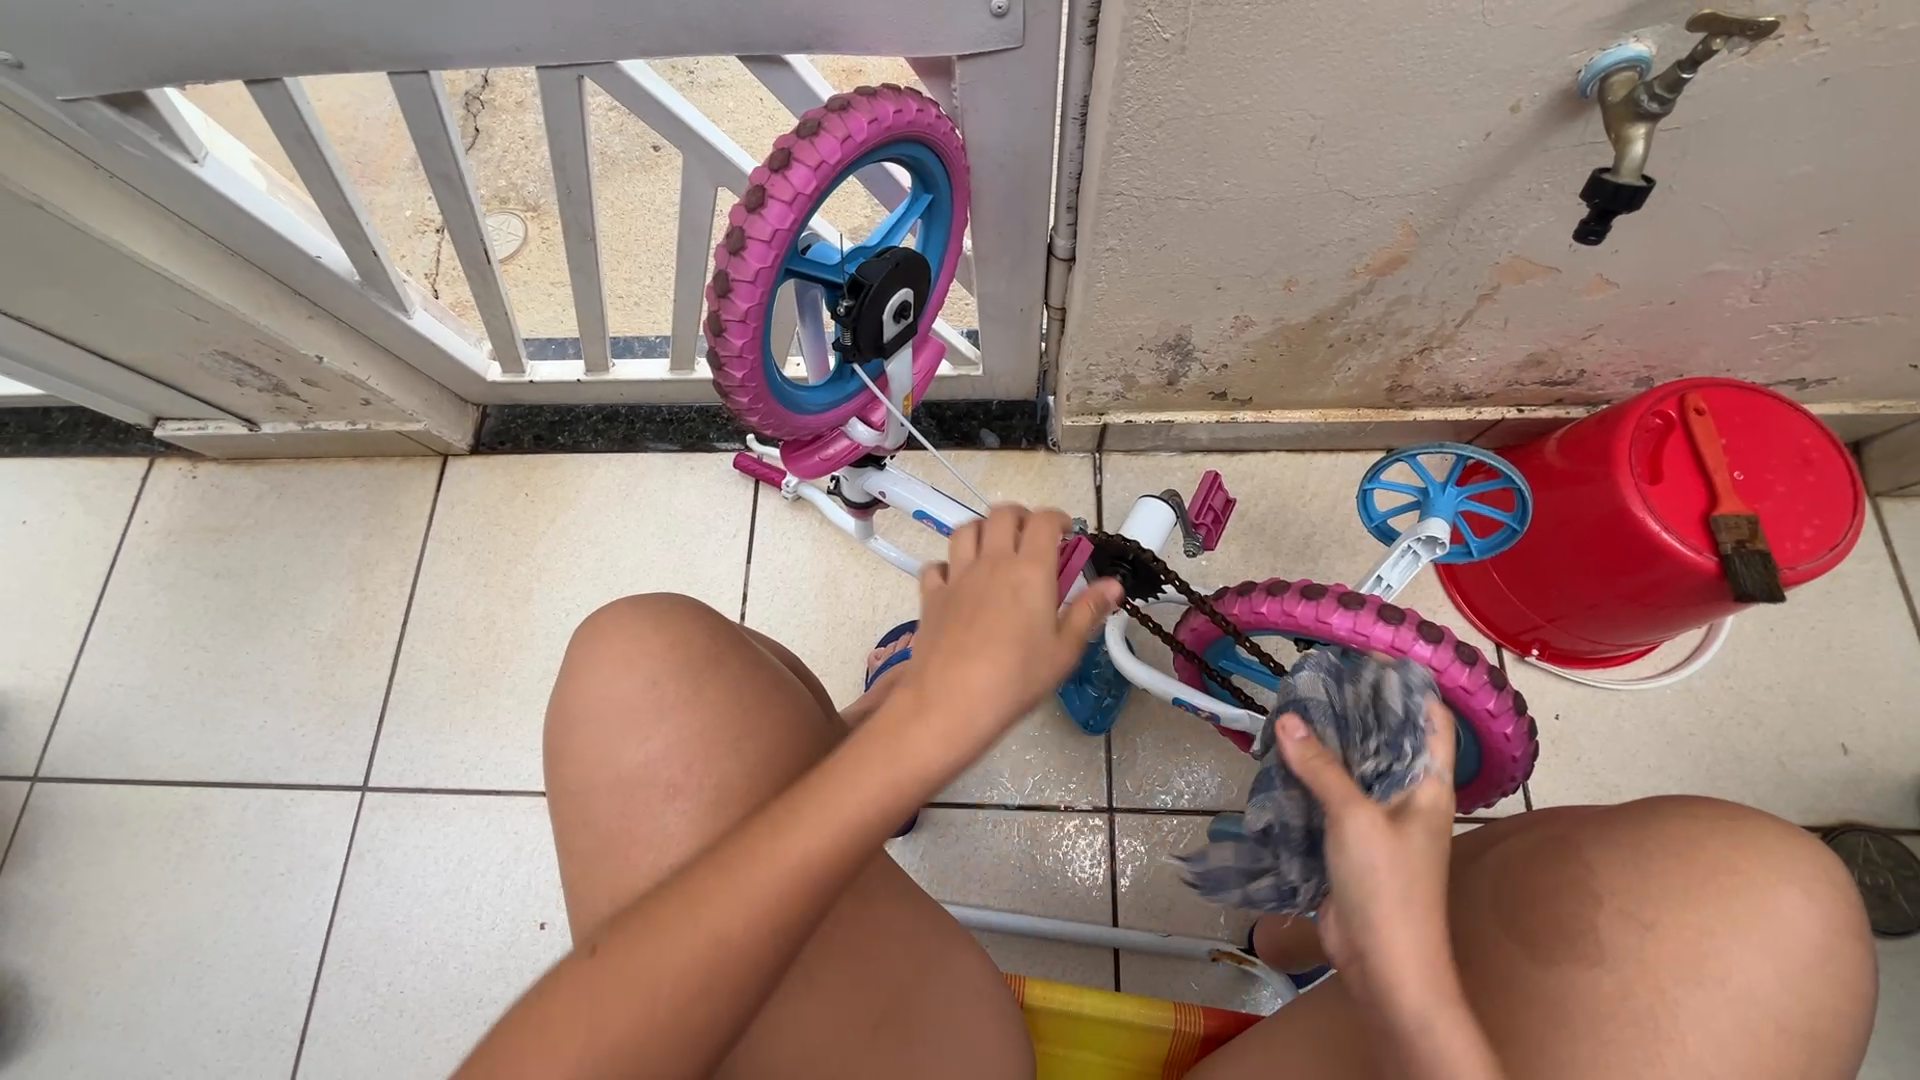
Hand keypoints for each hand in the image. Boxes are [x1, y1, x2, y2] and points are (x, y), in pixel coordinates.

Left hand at [883, 505, 1120, 777]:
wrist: (952, 701)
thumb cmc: (1017, 678)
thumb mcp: (1065, 650)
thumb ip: (1088, 611)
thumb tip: (1114, 584)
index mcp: (1030, 570)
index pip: (1044, 521)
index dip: (1058, 518)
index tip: (1066, 533)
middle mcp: (992, 562)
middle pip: (1001, 514)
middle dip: (1020, 517)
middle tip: (1031, 538)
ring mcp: (957, 576)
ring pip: (965, 530)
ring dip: (982, 531)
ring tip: (994, 550)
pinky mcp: (931, 595)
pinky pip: (936, 565)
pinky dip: (947, 565)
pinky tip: (956, 581)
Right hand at [1275, 695, 1458, 1013]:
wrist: (1385, 964)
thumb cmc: (1387, 885)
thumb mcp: (1354, 817)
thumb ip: (1321, 768)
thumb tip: (1287, 720)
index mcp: (1428, 787)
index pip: (1431, 724)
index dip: (1409, 690)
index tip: (1373, 661)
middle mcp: (1408, 798)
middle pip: (1386, 742)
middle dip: (1357, 712)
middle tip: (1318, 680)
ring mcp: (1380, 821)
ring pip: (1355, 769)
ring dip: (1328, 745)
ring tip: (1294, 710)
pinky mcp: (1352, 842)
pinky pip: (1332, 798)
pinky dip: (1311, 777)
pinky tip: (1283, 760)